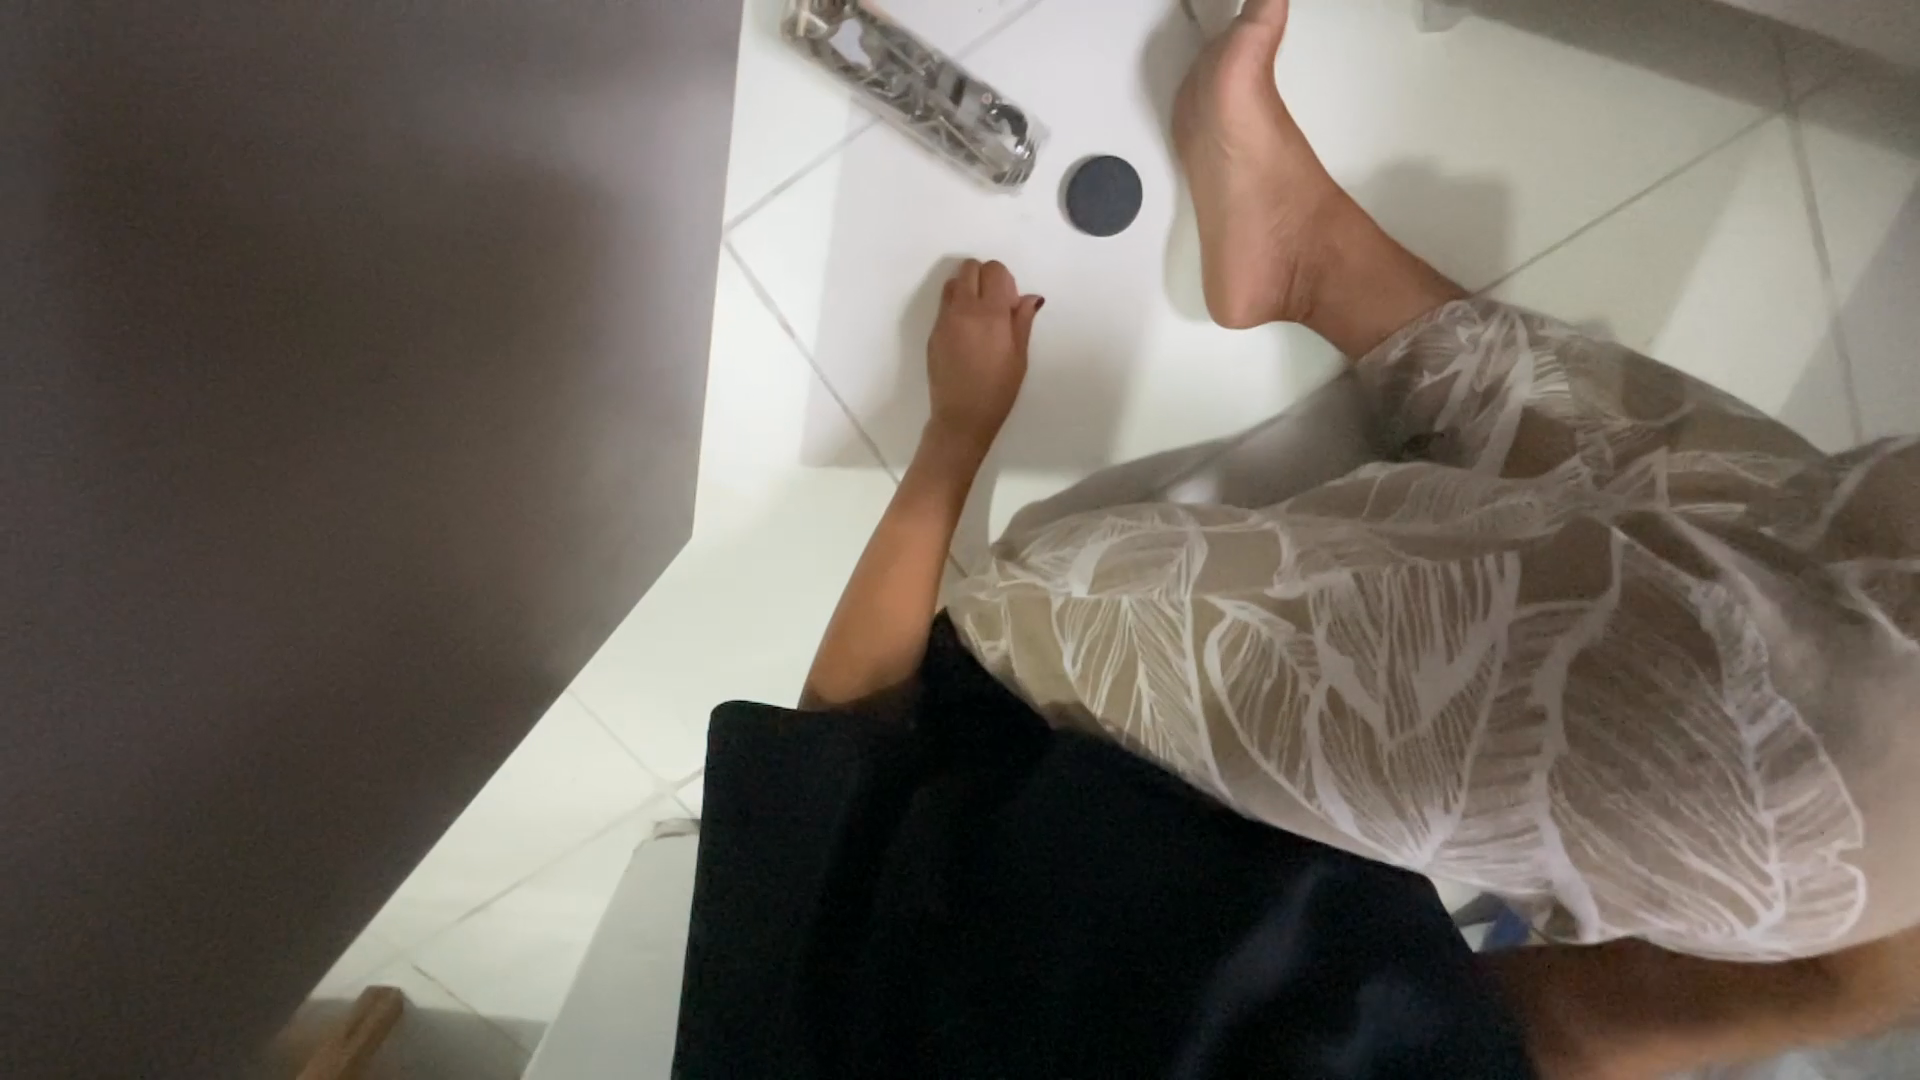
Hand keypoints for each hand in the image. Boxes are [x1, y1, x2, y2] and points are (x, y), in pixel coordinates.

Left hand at [924, 259, 1042, 454]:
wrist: (961, 417)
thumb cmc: (998, 391)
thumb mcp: (1019, 357)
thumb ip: (1023, 321)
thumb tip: (1030, 298)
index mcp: (990, 313)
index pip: (994, 270)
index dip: (1005, 280)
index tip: (1009, 304)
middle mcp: (963, 309)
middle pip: (969, 268)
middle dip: (984, 278)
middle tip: (994, 305)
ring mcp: (943, 320)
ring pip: (952, 283)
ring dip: (967, 289)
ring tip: (978, 316)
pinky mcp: (932, 333)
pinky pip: (944, 306)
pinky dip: (956, 307)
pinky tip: (966, 335)